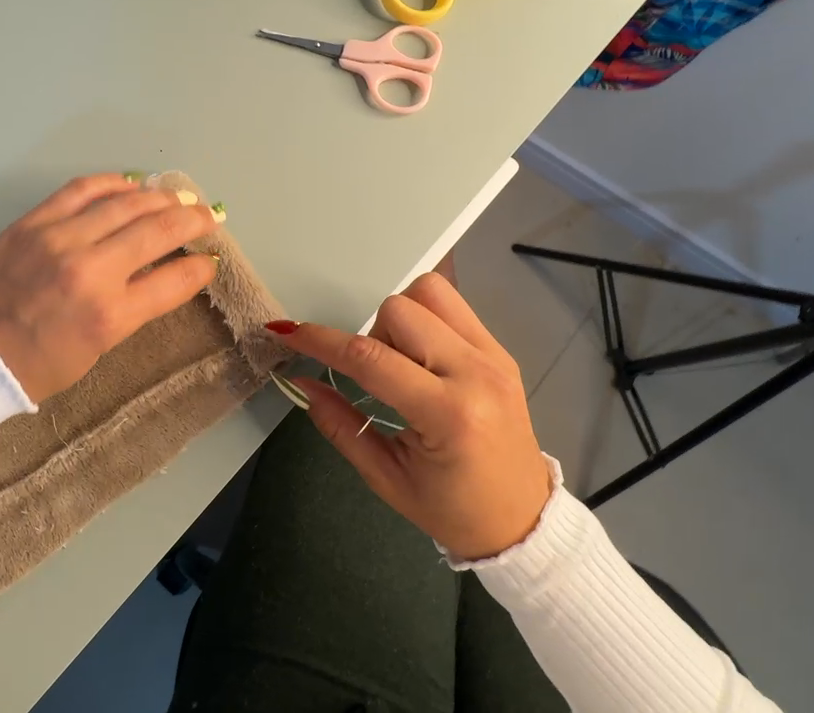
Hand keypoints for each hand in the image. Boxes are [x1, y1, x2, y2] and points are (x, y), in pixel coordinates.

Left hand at [0, 174, 218, 403]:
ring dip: (159, 196)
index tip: (208, 261)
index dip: (200, 268)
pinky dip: (112, 182)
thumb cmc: (32, 367)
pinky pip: (81, 190)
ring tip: (177, 196)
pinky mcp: (34, 222)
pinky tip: (130, 183)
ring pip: (125, 203)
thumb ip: (132, 310)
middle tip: (206, 216)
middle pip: (158, 231)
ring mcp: (60, 239)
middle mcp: (91, 270)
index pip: (175, 280)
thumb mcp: (94, 352)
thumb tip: (164, 276)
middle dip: (191, 220)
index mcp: (109, 316)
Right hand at [268, 273, 552, 559]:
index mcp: (449, 414)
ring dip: (400, 319)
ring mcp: (494, 356)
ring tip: (400, 362)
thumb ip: (339, 424)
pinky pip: (452, 305)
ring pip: (429, 293)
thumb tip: (300, 382)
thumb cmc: (452, 510)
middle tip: (372, 374)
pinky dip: (423, 319)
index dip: (322, 341)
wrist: (524, 521)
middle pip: (400, 309)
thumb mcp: (386, 477)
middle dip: (371, 333)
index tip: (288, 333)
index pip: (371, 357)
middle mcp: (477, 373)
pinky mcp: (501, 350)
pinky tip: (421, 358)